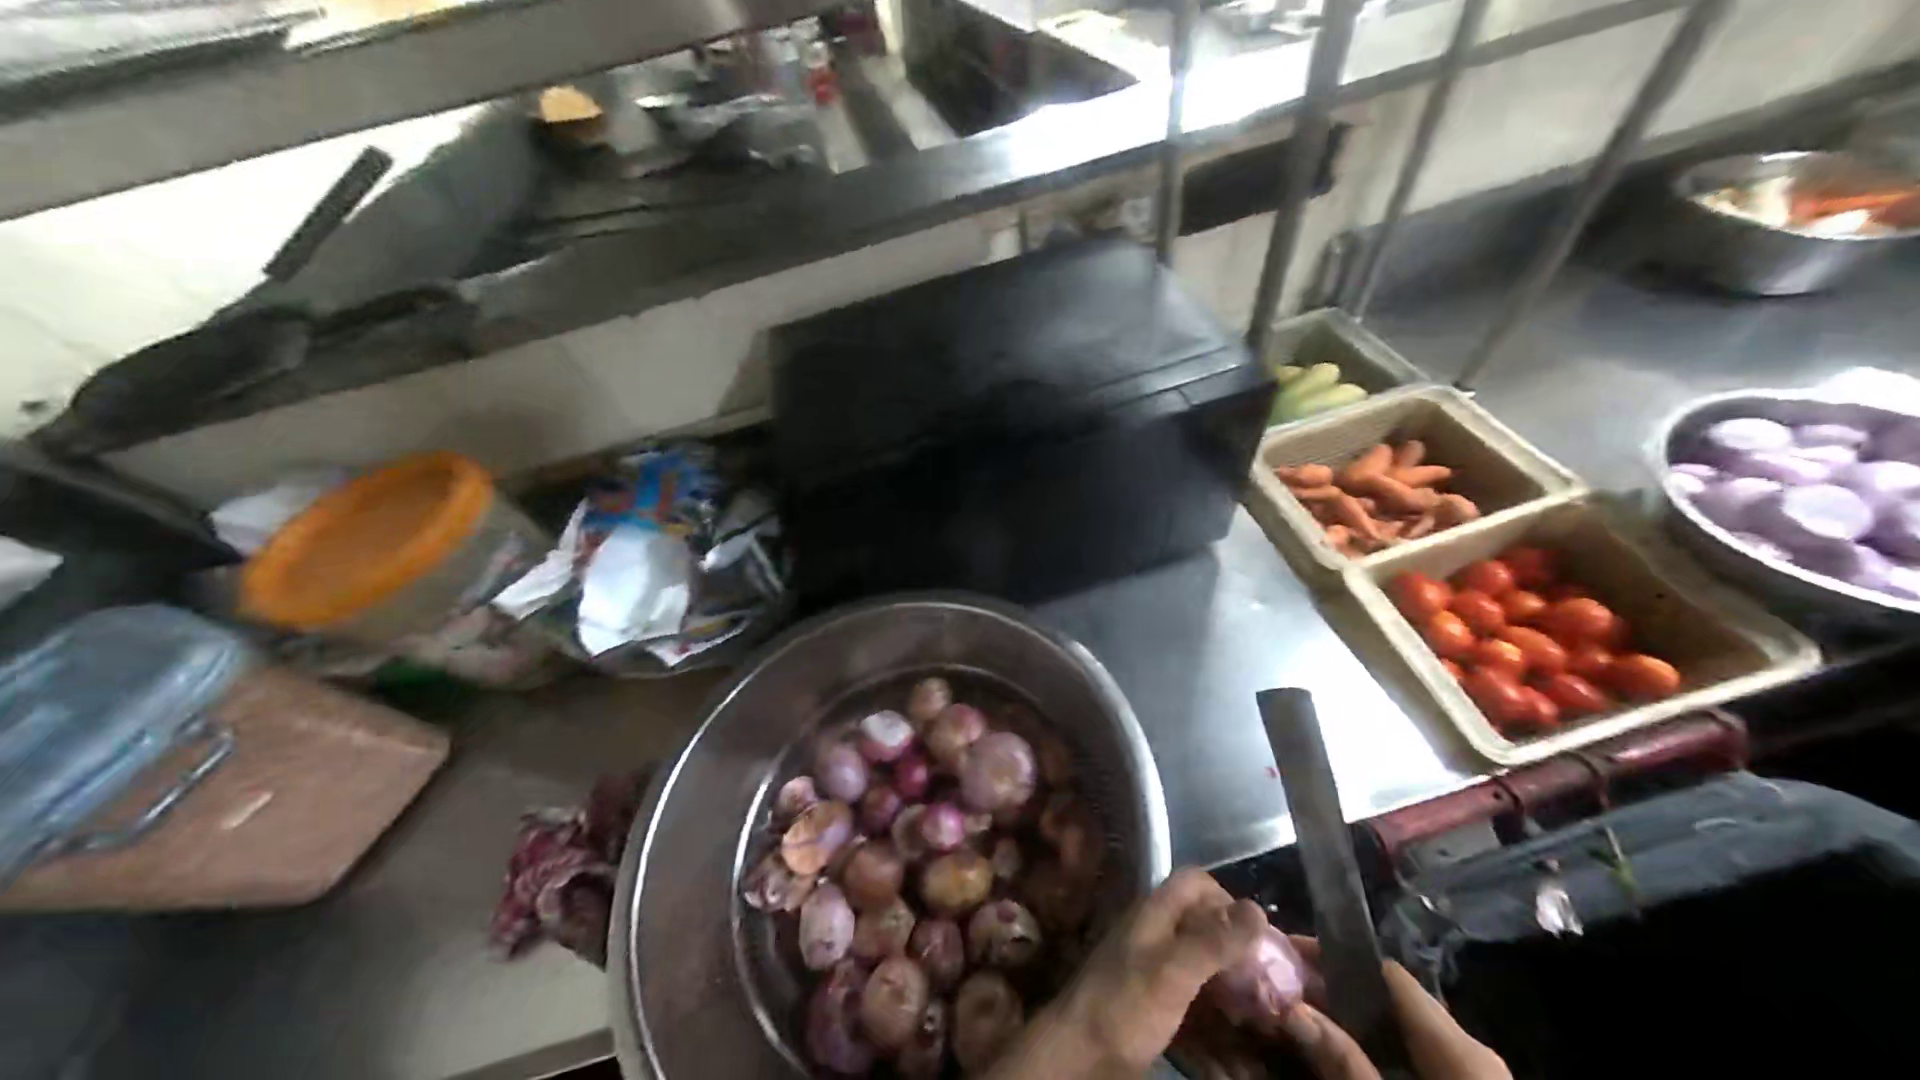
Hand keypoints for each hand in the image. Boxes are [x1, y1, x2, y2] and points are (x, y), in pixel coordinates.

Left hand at [986, 867, 1268, 1079]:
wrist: (1076, 1053)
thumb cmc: (1124, 1006)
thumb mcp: (1173, 971)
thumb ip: (1212, 940)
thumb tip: (1257, 908)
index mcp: (1154, 913)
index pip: (1195, 882)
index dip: (1226, 900)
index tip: (1255, 939)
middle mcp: (1153, 933)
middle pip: (1202, 926)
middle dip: (1235, 953)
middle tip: (1266, 988)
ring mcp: (1150, 968)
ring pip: (1201, 969)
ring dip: (1229, 994)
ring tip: (1258, 1023)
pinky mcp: (1151, 1003)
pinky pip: (1191, 1005)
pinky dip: (1213, 1027)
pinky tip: (1232, 1057)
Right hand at [1278, 938, 1509, 1079]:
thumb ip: (1344, 1064)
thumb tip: (1292, 1007)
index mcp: (1460, 1048)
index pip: (1387, 974)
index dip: (1334, 957)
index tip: (1283, 955)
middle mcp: (1470, 1054)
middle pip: (1389, 1003)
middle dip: (1333, 995)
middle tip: (1279, 994)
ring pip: (1398, 1035)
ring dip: (1348, 1026)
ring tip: (1296, 1026)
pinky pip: (1411, 1064)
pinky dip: (1373, 1056)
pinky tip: (1336, 1064)